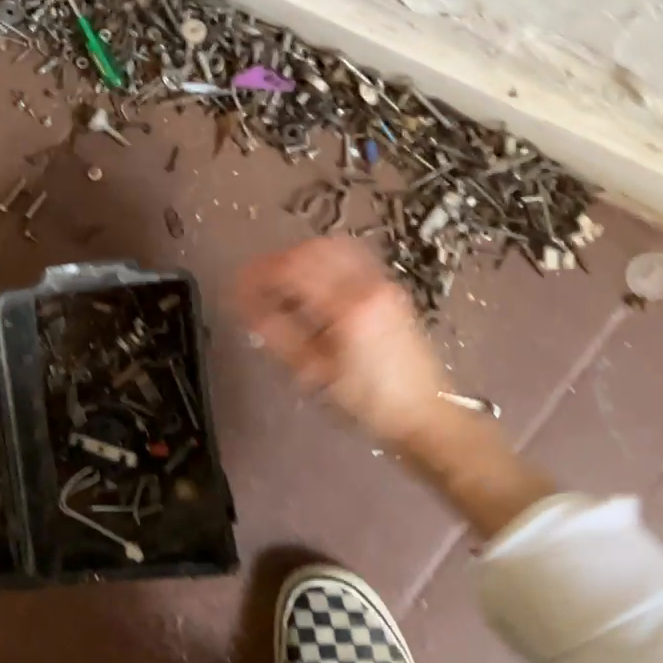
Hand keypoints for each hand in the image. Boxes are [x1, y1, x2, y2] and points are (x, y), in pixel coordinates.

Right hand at [235, 236, 454, 443]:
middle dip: (276, 262)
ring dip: (300, 258)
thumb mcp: (313, 373)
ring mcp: (382, 285)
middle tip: (255, 282)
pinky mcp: (389, 291)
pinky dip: (324, 262)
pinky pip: (351, 258)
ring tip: (281, 282)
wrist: (424, 415)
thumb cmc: (368, 403)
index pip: (291, 270)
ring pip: (332, 247)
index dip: (257, 274)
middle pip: (310, 250)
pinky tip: (313, 285)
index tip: (239, 285)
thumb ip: (276, 333)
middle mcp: (367, 287)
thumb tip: (247, 306)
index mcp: (346, 307)